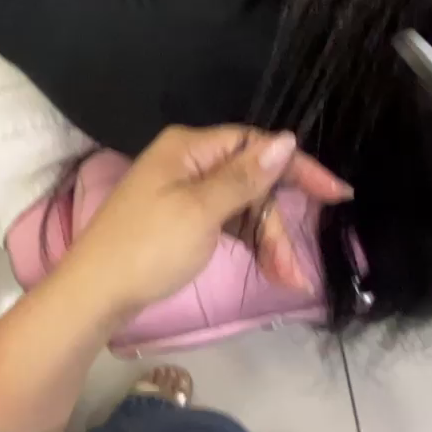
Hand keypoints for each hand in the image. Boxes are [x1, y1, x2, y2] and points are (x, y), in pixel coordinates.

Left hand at [58, 126, 351, 318]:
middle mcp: (188, 163)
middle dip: (277, 223)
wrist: (94, 293)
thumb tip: (286, 138)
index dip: (296, 167)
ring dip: (267, 242)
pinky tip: (270, 273)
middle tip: (296, 267)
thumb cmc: (148, 247)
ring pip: (243, 207)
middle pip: (251, 180)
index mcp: (189, 148)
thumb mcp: (201, 211)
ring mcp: (183, 192)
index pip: (254, 144)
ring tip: (287, 281)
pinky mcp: (182, 221)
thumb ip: (245, 177)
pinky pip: (227, 224)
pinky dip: (248, 246)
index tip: (337, 194)